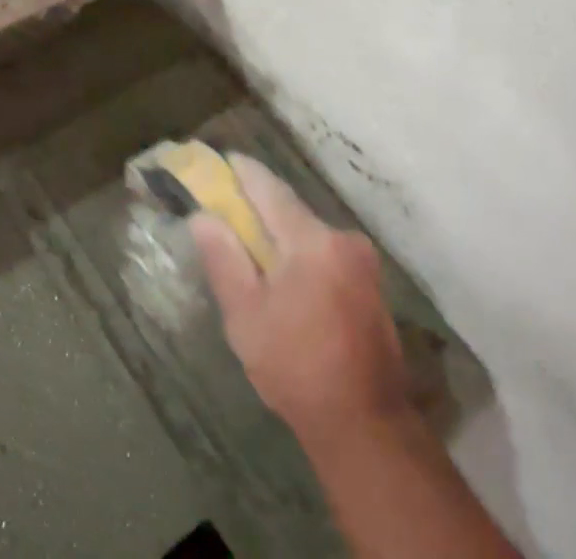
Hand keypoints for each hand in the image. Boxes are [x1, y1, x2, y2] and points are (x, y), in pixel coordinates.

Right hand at [188, 153, 411, 443]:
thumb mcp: (246, 316)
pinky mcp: (371, 282)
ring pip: (311, 236)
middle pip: (293, 213)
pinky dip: (303, 257)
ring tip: (251, 250)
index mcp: (312, 242)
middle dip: (260, 209)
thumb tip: (204, 218)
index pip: (272, 192)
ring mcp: (364, 261)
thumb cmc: (294, 367)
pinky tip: (285, 278)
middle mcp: (343, 239)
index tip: (225, 159)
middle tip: (228, 209)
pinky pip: (328, 255)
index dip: (246, 174)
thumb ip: (225, 260)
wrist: (362, 416)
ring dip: (283, 237)